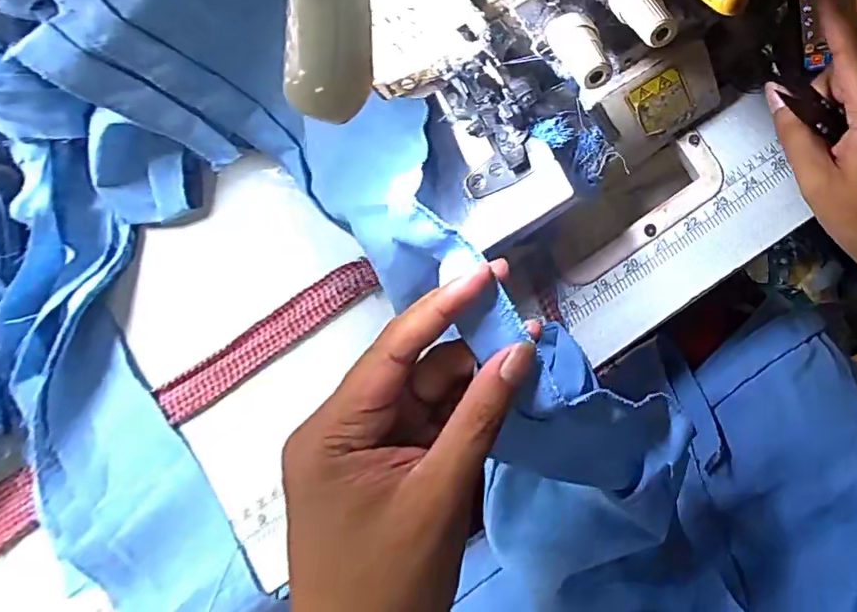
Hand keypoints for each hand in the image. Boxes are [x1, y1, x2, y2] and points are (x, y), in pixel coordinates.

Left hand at [283, 261, 537, 611]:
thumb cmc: (388, 583)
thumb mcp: (439, 493)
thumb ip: (481, 414)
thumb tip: (520, 349)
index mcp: (333, 428)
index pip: (393, 349)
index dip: (443, 306)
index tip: (485, 274)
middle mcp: (343, 425)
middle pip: (416, 366)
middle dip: (470, 345)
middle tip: (520, 321)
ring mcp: (365, 443)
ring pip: (429, 389)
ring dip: (475, 377)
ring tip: (523, 357)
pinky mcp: (387, 460)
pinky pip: (431, 417)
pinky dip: (467, 406)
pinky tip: (503, 391)